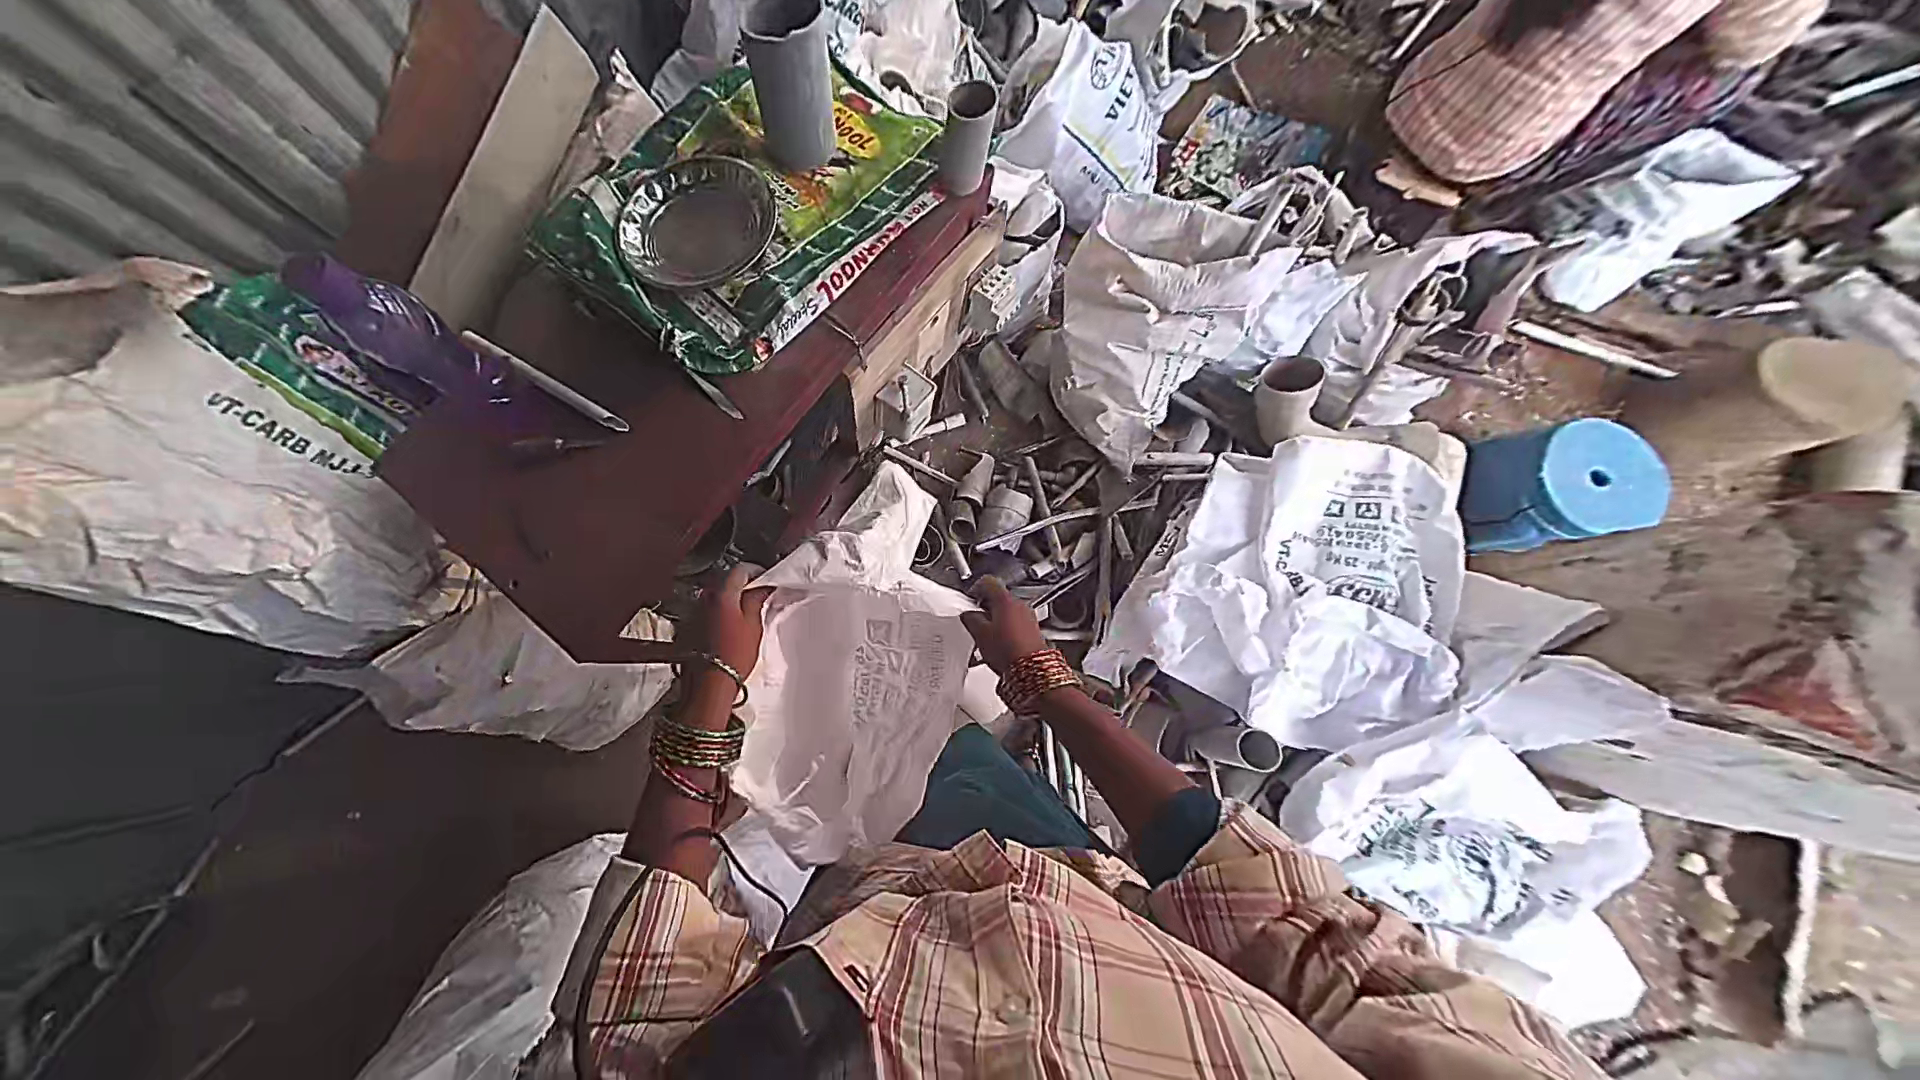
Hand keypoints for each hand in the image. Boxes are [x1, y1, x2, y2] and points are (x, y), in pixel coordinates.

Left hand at [695, 564, 771, 679]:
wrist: (709, 685)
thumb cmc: (733, 657)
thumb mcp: (753, 625)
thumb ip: (757, 600)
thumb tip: (762, 588)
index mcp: (722, 594)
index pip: (740, 570)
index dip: (756, 572)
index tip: (765, 579)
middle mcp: (703, 599)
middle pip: (726, 581)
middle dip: (743, 586)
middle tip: (759, 597)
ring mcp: (693, 612)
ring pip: (715, 597)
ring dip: (730, 600)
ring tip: (745, 615)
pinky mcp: (688, 626)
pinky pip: (706, 611)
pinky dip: (718, 613)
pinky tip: (729, 627)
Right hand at [959, 576, 1047, 674]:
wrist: (1032, 670)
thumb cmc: (1009, 650)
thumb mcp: (979, 633)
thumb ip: (970, 618)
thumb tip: (968, 614)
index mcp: (1005, 599)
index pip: (987, 582)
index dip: (975, 589)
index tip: (969, 599)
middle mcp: (1019, 605)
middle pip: (997, 598)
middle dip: (984, 608)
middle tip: (973, 620)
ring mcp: (1028, 618)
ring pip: (1005, 612)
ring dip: (994, 620)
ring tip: (983, 637)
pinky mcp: (1032, 631)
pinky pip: (1013, 625)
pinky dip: (1003, 630)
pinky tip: (995, 646)